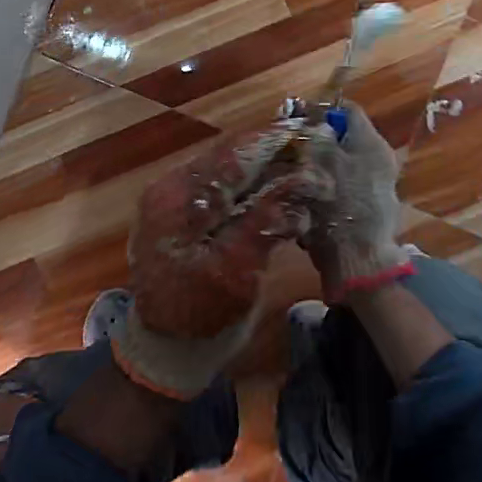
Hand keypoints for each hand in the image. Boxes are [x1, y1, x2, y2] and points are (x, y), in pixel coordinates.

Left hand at [114, 120, 333, 397]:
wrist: (166, 348)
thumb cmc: (200, 314)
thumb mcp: (236, 270)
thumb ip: (266, 221)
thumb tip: (303, 179)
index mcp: (176, 199)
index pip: (230, 156)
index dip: (272, 142)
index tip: (310, 133)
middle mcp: (170, 190)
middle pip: (229, 159)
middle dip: (273, 154)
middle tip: (314, 149)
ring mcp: (175, 202)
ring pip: (228, 173)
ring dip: (266, 171)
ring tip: (305, 168)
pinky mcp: (185, 217)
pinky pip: (223, 192)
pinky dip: (252, 190)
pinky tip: (279, 192)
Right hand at [301, 103, 413, 299]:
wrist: (357, 258)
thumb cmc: (341, 205)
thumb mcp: (325, 161)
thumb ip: (319, 135)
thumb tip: (313, 116)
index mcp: (371, 144)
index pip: (347, 110)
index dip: (320, 110)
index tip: (295, 119)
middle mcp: (377, 159)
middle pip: (342, 137)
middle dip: (314, 140)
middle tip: (288, 147)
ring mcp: (372, 184)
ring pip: (338, 162)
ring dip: (314, 165)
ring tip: (289, 172)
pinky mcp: (362, 206)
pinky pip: (338, 186)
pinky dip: (321, 187)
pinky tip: (303, 196)